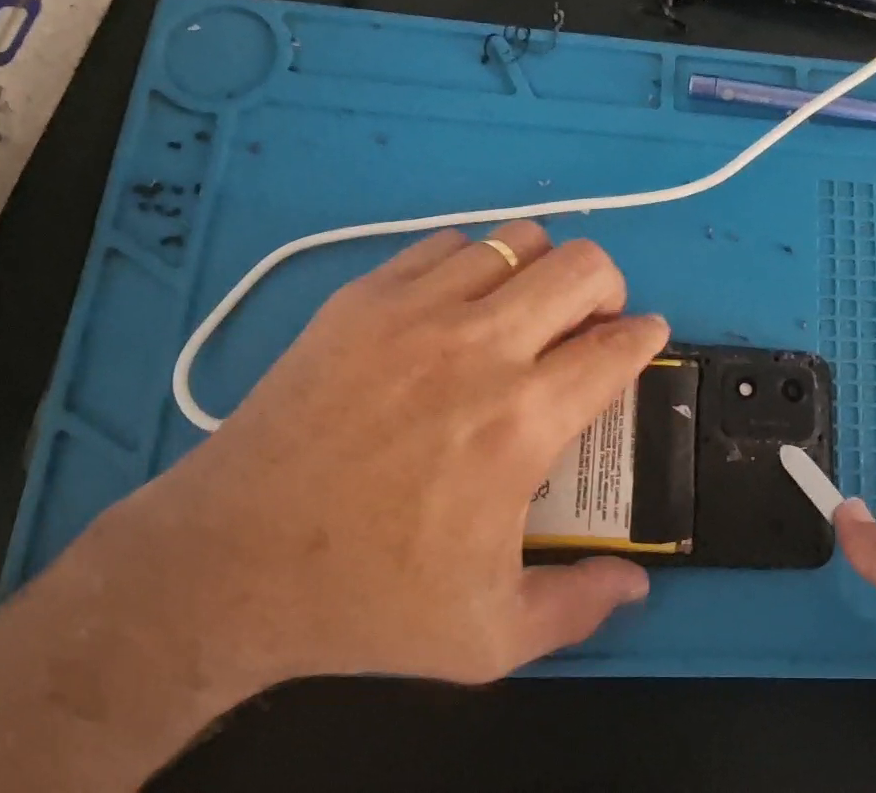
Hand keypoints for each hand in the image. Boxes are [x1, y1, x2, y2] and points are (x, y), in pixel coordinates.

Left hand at [92, 221, 668, 689]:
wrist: (230, 561)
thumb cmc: (367, 599)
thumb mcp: (489, 636)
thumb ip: (579, 606)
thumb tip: (637, 583)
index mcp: (522, 421)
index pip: (617, 347)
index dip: (646, 337)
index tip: (645, 340)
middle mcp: (480, 347)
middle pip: (582, 267)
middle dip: (607, 290)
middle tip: (592, 326)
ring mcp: (415, 312)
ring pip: (517, 240)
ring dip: (541, 269)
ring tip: (526, 311)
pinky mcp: (361, 299)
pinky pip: (445, 245)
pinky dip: (473, 264)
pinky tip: (457, 307)